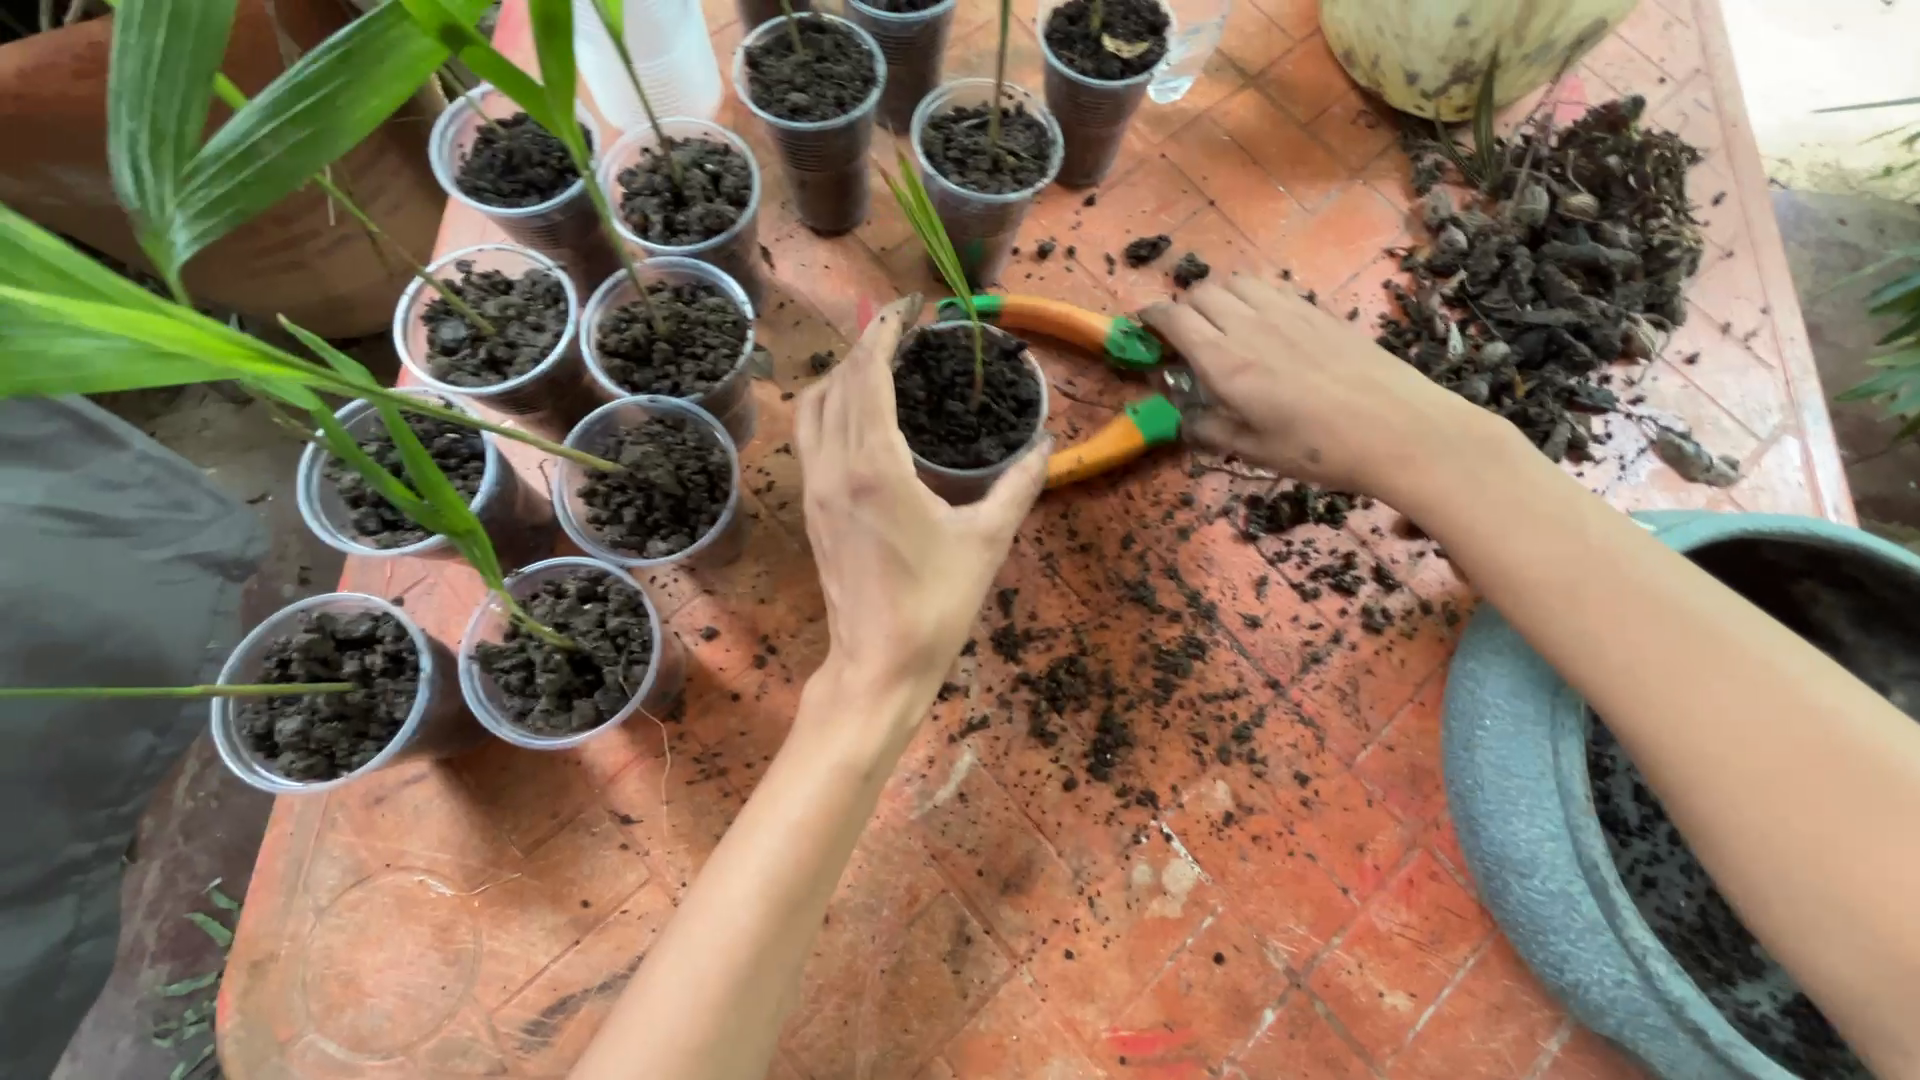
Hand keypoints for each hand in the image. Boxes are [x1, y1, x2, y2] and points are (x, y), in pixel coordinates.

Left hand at [796, 295, 1049, 728]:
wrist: (878, 662)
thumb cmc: (936, 604)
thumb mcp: (987, 541)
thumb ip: (1018, 486)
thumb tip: (1047, 446)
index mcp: (875, 466)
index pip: (866, 374)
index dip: (883, 332)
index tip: (907, 306)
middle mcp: (833, 467)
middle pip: (835, 382)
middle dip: (864, 346)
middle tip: (901, 331)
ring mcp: (814, 489)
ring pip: (812, 409)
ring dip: (839, 375)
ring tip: (877, 365)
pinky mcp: (811, 510)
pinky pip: (809, 438)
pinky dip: (829, 408)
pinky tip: (859, 415)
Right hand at [1141, 275, 1485, 493]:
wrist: (1398, 428)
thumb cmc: (1318, 449)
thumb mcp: (1254, 450)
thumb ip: (1211, 430)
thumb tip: (1185, 420)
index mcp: (1226, 363)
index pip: (1175, 318)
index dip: (1151, 316)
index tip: (1142, 326)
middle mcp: (1250, 326)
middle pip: (1202, 293)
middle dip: (1183, 308)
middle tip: (1183, 336)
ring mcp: (1287, 312)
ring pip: (1237, 282)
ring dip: (1218, 296)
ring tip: (1221, 324)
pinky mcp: (1317, 311)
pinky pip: (1271, 287)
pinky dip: (1252, 296)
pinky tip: (1262, 323)